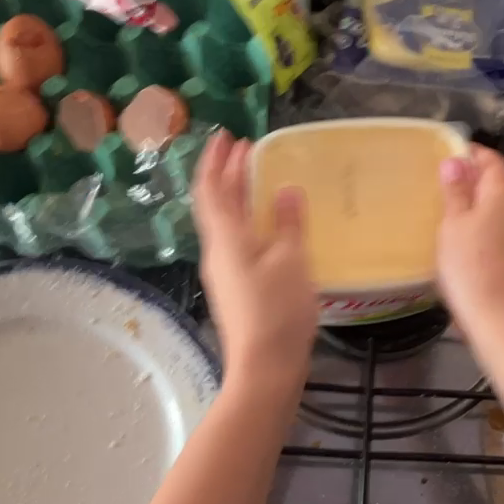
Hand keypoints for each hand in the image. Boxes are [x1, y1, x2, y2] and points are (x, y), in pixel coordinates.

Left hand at [192, 132, 318, 386]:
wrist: (265, 367)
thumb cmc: (278, 310)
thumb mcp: (290, 260)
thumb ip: (287, 222)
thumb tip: (285, 190)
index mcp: (226, 239)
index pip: (213, 190)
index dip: (217, 161)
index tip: (228, 136)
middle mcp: (218, 252)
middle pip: (217, 205)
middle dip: (229, 174)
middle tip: (244, 149)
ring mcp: (226, 273)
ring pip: (227, 224)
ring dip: (238, 197)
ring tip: (256, 179)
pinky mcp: (238, 290)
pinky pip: (238, 243)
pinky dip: (248, 222)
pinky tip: (267, 225)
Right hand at [435, 145, 503, 333]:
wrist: (497, 315)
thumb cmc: (470, 265)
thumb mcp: (453, 223)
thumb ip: (455, 190)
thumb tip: (456, 161)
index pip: (492, 160)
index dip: (471, 153)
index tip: (448, 153)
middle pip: (497, 182)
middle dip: (472, 178)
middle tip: (441, 181)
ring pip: (498, 206)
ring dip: (476, 203)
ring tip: (446, 207)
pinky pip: (498, 228)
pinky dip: (481, 224)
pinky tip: (461, 236)